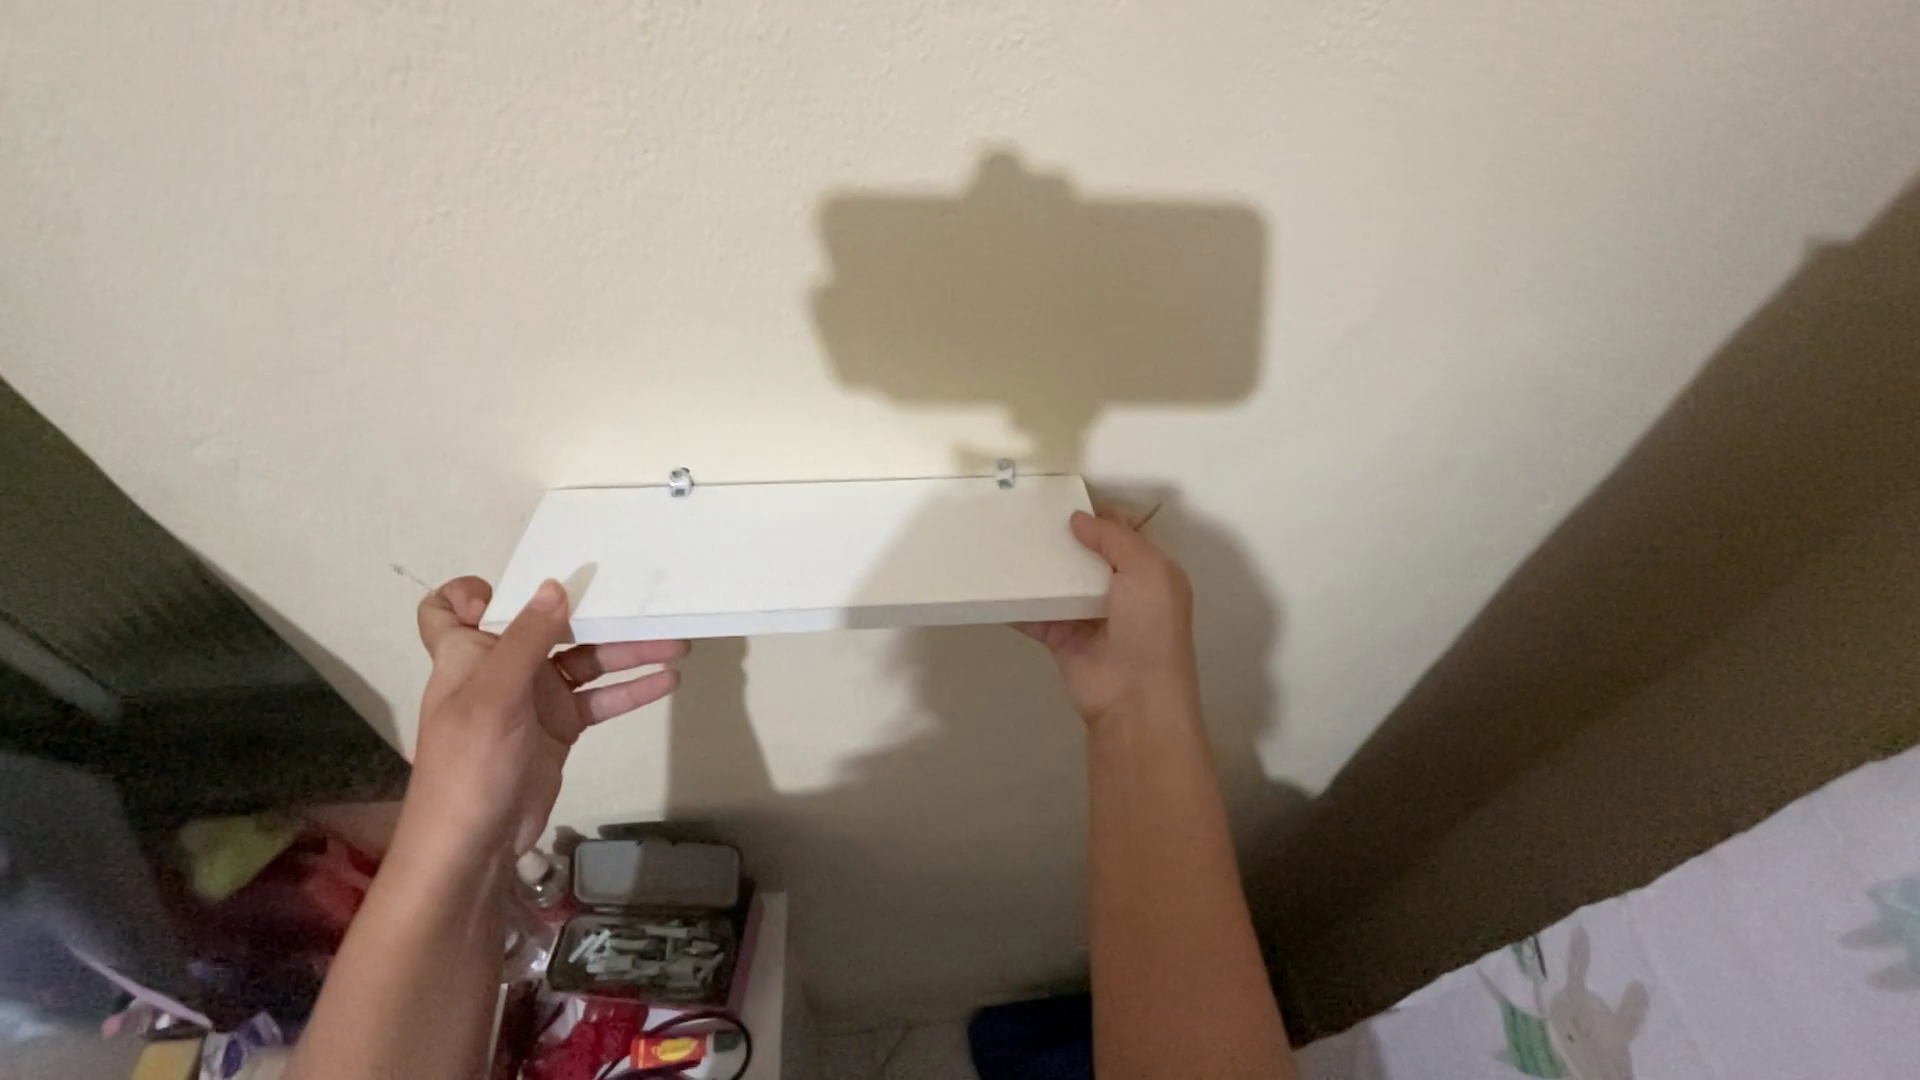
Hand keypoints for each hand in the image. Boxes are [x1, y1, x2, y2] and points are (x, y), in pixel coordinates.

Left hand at [408, 577, 688, 855]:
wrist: (476, 845)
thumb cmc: (470, 764)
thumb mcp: (494, 695)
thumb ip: (526, 638)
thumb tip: (557, 586)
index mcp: (469, 654)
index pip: (448, 610)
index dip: (474, 594)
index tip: (522, 587)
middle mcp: (503, 669)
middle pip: (549, 627)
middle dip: (594, 614)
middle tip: (644, 605)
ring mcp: (535, 698)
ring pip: (585, 661)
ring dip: (629, 652)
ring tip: (677, 643)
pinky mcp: (562, 727)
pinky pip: (601, 698)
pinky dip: (632, 689)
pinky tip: (667, 681)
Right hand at [1017, 508, 1200, 727]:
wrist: (1134, 697)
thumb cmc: (1150, 628)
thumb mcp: (1148, 570)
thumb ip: (1115, 538)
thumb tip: (1078, 518)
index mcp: (1148, 573)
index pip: (1123, 534)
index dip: (1099, 516)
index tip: (1064, 501)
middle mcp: (1118, 591)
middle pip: (1085, 556)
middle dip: (1062, 538)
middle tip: (1027, 516)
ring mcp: (1087, 615)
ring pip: (1057, 583)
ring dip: (1035, 567)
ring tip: (1005, 539)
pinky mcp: (1059, 637)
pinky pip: (1033, 614)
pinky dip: (1014, 603)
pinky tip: (992, 583)